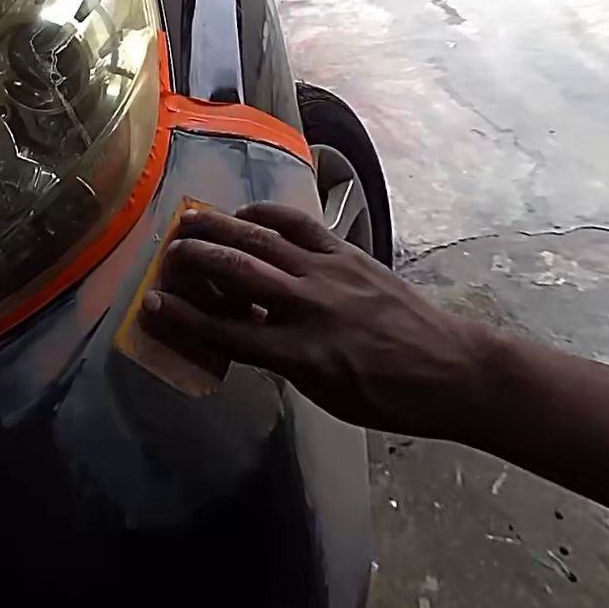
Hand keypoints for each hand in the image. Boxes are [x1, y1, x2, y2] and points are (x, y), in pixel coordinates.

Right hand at [139, 202, 499, 439]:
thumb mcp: (325, 394)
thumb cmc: (387, 396)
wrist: (456, 370)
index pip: (226, 332)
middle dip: (194, 258)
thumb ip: (278, 360)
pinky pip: (298, 224)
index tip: (152, 302)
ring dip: (219, 226)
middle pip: (236, 272)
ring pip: (260, 240)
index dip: (183, 318)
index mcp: (301, 354)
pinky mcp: (346, 252)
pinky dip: (267, 212)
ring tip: (189, 218)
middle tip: (167, 251)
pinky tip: (246, 211)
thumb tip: (240, 329)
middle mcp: (307, 307)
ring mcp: (327, 272)